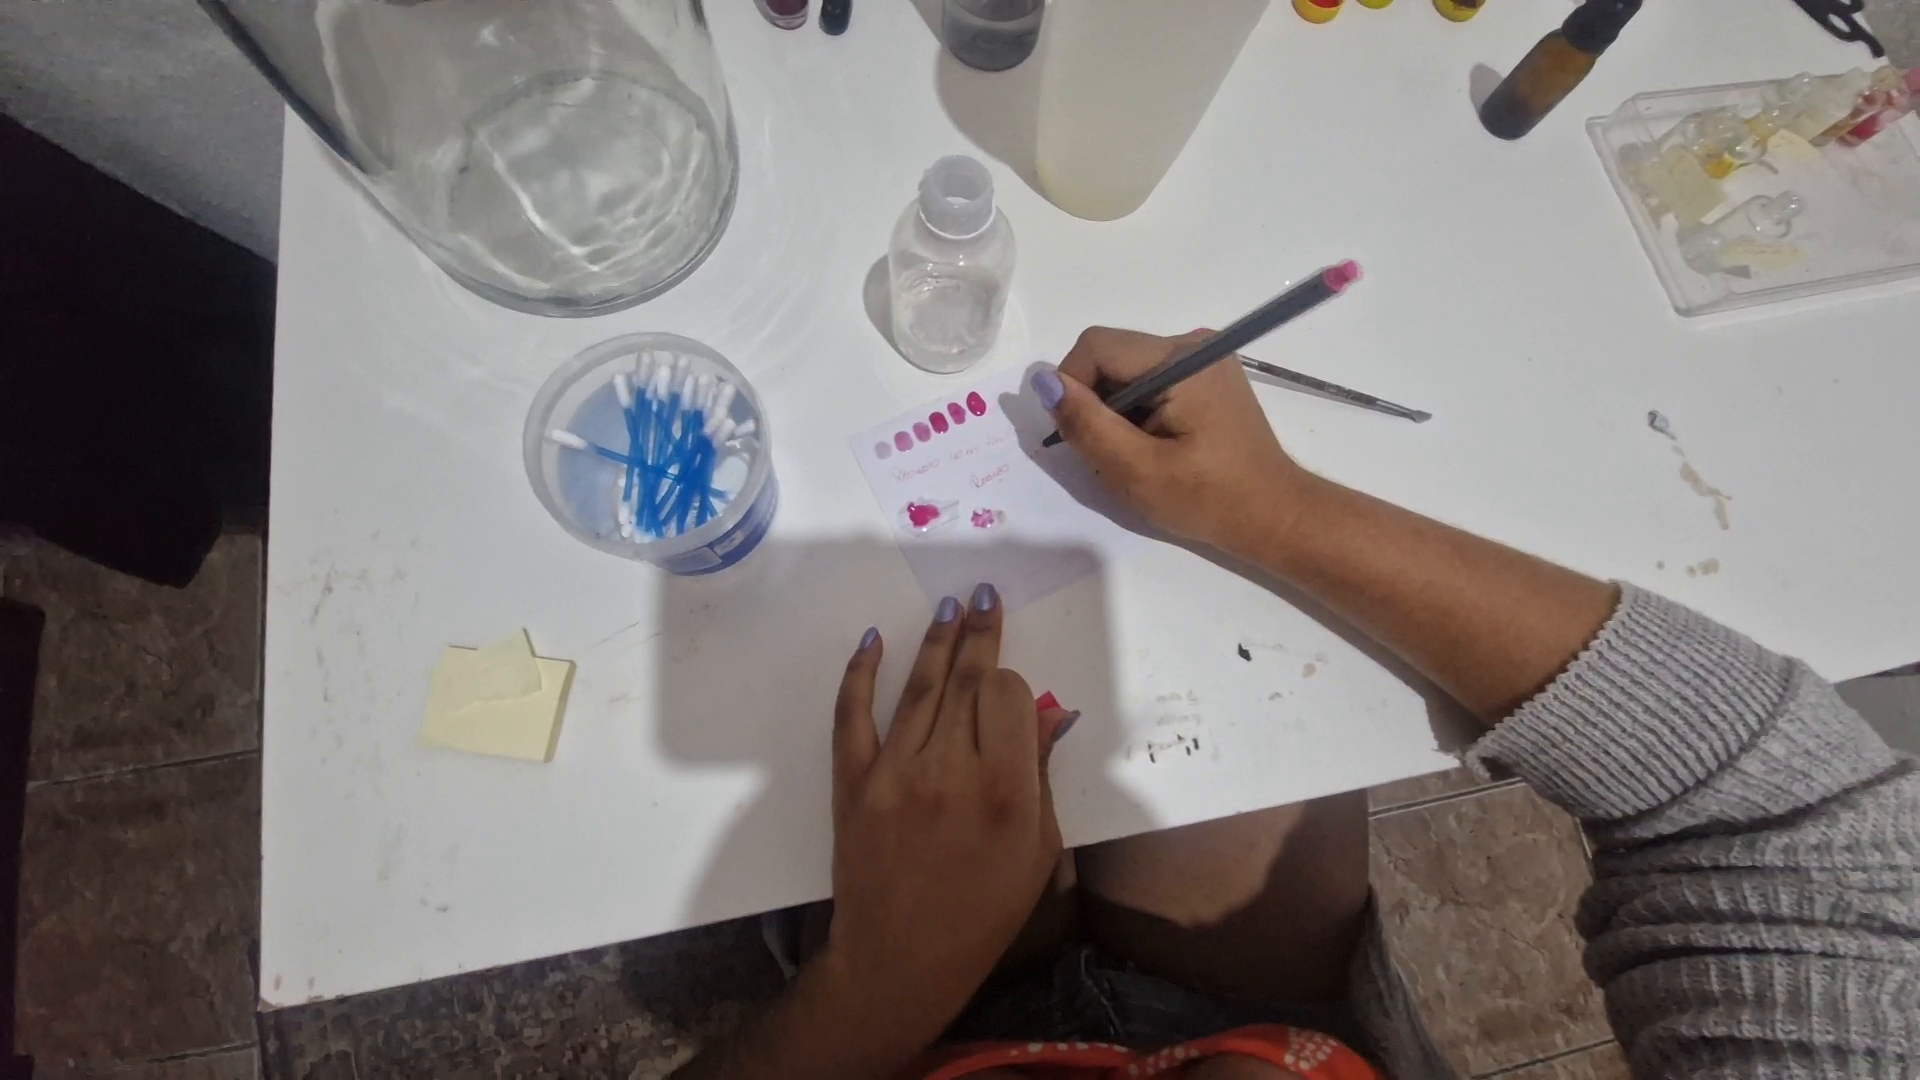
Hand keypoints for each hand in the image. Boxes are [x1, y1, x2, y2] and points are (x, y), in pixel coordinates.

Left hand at [822, 584, 1070, 1053]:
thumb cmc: (984, 911)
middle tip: (984, 592)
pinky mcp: (853, 781)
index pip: (1006, 696)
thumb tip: (1047, 712)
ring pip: (920, 687)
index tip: (1009, 686)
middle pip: (966, 680)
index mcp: (1004, 789)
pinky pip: (853, 716)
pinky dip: (860, 674)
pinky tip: (873, 639)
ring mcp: (895, 771)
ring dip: (937, 641)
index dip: (1010, 682)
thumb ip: (1038, 774)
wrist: (901, 959)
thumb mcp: (1037, 850)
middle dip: (979, 632)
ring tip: (950, 605)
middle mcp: (949, 769)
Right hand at [1034, 327, 1314, 553]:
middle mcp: (1193, 345)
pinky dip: (1136, 412)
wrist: (1272, 516)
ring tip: (1134, 455)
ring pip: (1126, 372)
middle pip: (1112, 356)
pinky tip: (1153, 446)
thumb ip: (1087, 423)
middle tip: (1109, 454)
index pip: (1097, 347)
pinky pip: (1149, 382)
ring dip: (1115, 412)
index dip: (1071, 386)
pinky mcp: (1207, 378)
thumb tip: (1043, 381)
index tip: (1077, 435)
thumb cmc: (1206, 499)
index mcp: (1181, 360)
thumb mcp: (1135, 469)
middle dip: (1095, 403)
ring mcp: (1204, 359)